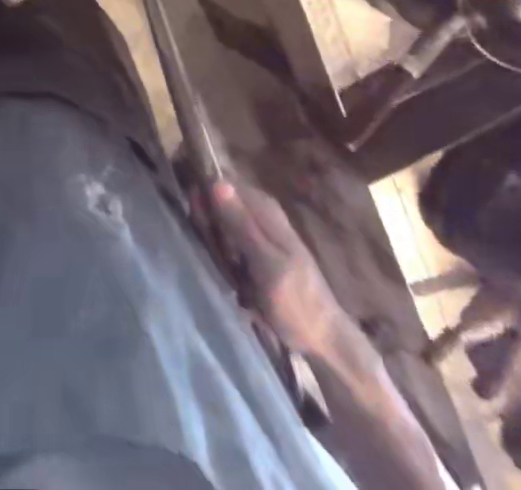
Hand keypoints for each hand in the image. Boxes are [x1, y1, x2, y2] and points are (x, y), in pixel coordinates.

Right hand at [206, 180, 361, 367]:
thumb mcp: (267, 263)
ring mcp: (259, 233)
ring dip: (214, 240)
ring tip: (223, 265)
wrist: (324, 338)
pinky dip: (223, 253)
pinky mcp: (256, 252)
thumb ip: (242, 224)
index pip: (223, 183)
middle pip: (219, 202)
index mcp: (265, 209)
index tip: (196, 219)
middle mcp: (261, 213)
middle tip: (215, 250)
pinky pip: (228, 241)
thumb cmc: (297, 302)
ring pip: (221, 222)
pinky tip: (227, 270)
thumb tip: (217, 182)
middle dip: (208, 222)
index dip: (204, 197)